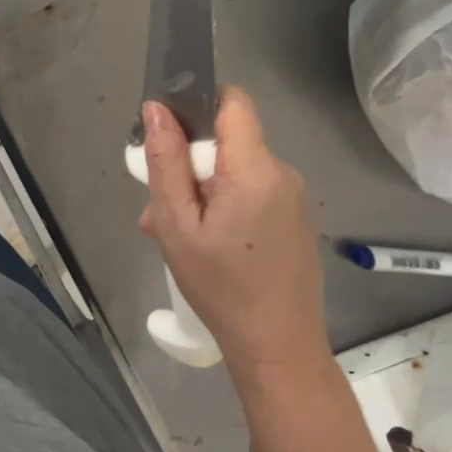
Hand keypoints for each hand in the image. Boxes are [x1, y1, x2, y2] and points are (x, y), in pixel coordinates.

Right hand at [138, 86, 326, 366]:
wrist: (278, 349)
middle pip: (228, 138)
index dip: (198, 103)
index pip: (233, 102)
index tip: (169, 132)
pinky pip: (251, 190)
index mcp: (254, 170)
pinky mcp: (295, 219)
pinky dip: (223, 202)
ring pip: (236, 168)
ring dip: (201, 186)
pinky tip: (204, 240)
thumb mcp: (176, 223)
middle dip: (189, 159)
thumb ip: (166, 161)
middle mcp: (282, 174)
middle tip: (159, 201)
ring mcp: (294, 198)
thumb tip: (156, 108)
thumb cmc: (221, 285)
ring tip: (174, 229)